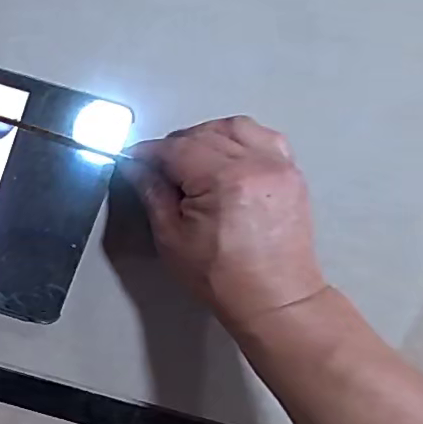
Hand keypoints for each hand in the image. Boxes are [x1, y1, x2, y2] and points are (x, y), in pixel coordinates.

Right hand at [123, 116, 327, 328]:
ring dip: (205, 135)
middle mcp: (258, 166)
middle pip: (204, 134)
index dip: (147, 151)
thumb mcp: (170, 235)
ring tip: (186, 157)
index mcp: (226, 180)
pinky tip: (220, 157)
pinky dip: (237, 140)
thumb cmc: (224, 276)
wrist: (272, 297)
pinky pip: (263, 138)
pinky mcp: (290, 174)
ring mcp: (280, 167)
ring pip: (236, 127)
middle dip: (172, 145)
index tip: (131, 158)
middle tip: (152, 165)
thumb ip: (152, 192)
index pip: (177, 148)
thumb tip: (137, 169)